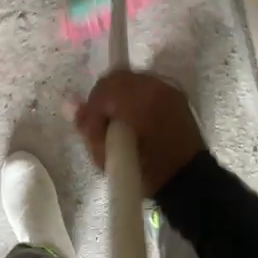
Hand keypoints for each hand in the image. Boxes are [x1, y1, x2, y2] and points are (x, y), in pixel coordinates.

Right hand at [73, 70, 207, 193]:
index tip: (94, 129)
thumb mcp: (109, 158)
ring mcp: (167, 87)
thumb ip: (89, 127)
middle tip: (103, 123)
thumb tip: (69, 103)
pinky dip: (135, 95)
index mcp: (138, 102)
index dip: (93, 108)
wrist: (189, 179)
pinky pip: (146, 84)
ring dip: (119, 94)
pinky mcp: (175, 93)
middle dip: (104, 97)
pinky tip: (135, 116)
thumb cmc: (148, 172)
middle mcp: (154, 87)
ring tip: (120, 119)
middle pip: (115, 78)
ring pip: (130, 78)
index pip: (103, 90)